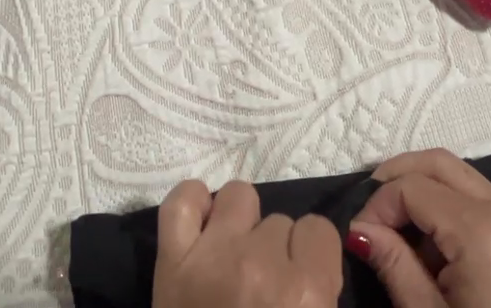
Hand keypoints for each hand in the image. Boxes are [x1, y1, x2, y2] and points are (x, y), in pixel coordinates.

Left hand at [153, 179, 344, 307]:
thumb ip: (320, 294)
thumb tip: (312, 267)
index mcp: (306, 291)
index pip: (318, 229)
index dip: (310, 255)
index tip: (300, 280)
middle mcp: (261, 261)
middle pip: (278, 220)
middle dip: (274, 249)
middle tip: (261, 287)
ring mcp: (212, 254)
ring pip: (238, 196)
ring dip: (239, 222)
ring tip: (232, 255)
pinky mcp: (171, 259)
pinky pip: (181, 199)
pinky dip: (192, 203)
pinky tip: (201, 225)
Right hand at [345, 149, 490, 307]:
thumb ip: (393, 265)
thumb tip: (360, 229)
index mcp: (483, 232)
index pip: (412, 187)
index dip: (377, 204)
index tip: (360, 237)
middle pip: (440, 164)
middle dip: (398, 178)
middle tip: (370, 212)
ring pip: (466, 180)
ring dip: (428, 193)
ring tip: (403, 235)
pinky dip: (457, 210)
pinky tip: (442, 253)